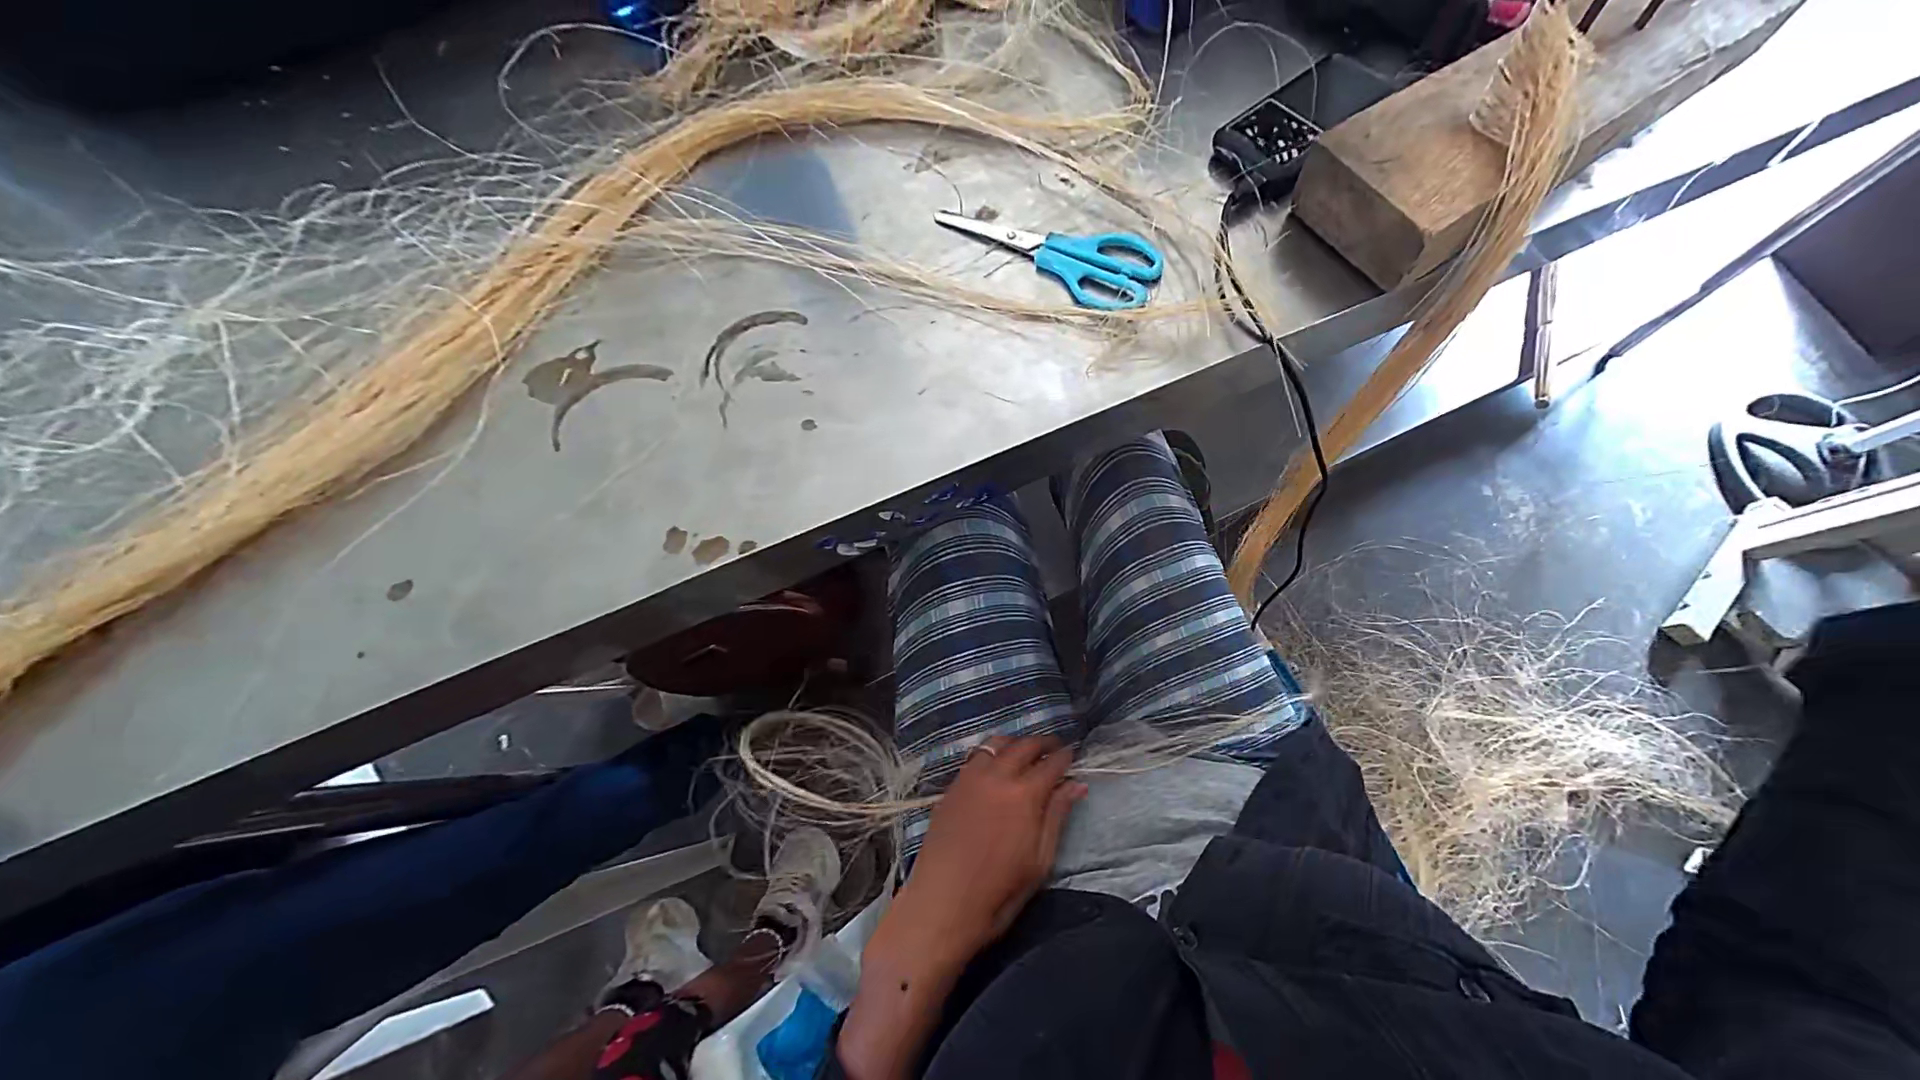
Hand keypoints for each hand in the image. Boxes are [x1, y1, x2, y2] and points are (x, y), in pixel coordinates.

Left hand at [838, 735, 1086, 1079]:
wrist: (942, 904)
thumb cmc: (999, 892)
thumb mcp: (1040, 860)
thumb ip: (1057, 816)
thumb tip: (1076, 784)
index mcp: (1024, 794)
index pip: (1051, 763)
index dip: (1065, 756)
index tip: (1074, 753)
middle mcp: (997, 776)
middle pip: (1024, 745)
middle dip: (1043, 743)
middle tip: (1054, 748)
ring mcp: (970, 778)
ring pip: (996, 744)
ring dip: (1015, 742)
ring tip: (1025, 752)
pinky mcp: (951, 787)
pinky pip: (975, 757)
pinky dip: (991, 752)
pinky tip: (995, 765)